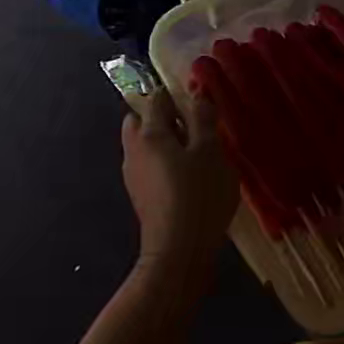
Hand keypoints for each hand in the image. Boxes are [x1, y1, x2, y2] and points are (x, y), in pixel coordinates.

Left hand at [121, 88, 238, 266]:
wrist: (179, 252)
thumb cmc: (198, 195)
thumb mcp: (210, 152)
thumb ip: (203, 119)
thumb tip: (197, 92)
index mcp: (148, 133)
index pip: (155, 98)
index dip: (176, 95)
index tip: (199, 104)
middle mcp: (133, 150)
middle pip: (142, 121)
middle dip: (163, 119)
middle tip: (194, 129)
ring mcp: (133, 175)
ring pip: (145, 146)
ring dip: (165, 143)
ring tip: (197, 156)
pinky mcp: (140, 197)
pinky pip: (150, 167)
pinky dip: (165, 164)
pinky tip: (189, 180)